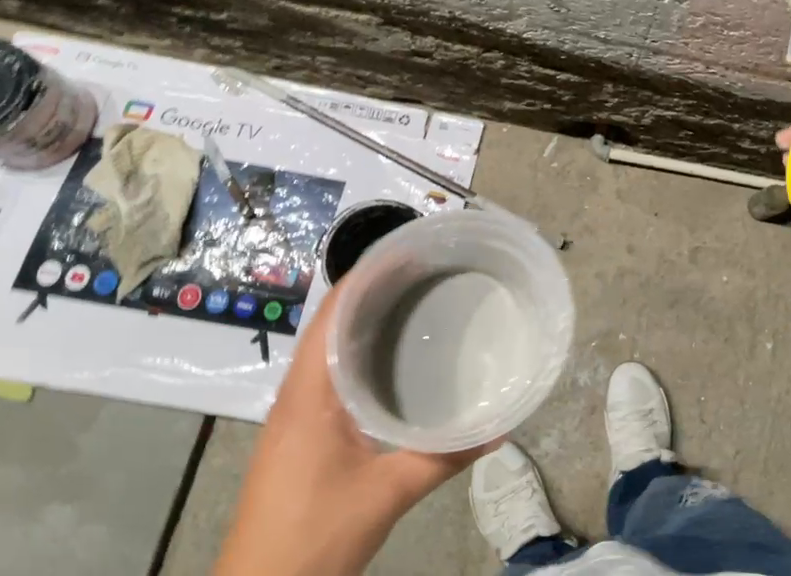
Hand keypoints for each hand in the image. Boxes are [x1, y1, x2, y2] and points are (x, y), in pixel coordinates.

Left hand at [215, 282, 492, 575]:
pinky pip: (327, 377)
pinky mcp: (296, 437)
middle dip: (374, 293)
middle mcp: (296, 394)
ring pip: (327, 352)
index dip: (367, 275)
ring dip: (364, 324)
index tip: (411, 255)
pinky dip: (357, 357)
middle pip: (330, 325)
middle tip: (427, 275)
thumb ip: (443, 458)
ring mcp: (291, 417)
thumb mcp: (387, 495)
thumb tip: (498, 430)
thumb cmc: (315, 535)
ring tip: (415, 306)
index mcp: (310, 393)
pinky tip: (390, 367)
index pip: (333, 312)